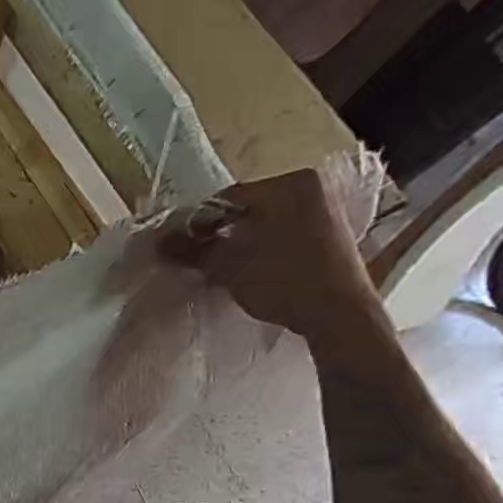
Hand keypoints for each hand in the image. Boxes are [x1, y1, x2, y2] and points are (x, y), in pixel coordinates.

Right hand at [159, 168, 377, 333]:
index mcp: (291, 183)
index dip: (200, 222)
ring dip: (243, 244)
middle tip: (200, 258)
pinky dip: (266, 251)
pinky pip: (288, 236)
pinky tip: (254, 273)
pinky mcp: (333, 240)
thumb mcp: (232, 267)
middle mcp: (313, 190)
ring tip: (223, 269)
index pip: (230, 197)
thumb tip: (161, 241)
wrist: (341, 318)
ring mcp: (327, 214)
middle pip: (250, 209)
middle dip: (222, 233)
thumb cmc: (285, 282)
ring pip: (269, 224)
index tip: (181, 244)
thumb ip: (195, 250)